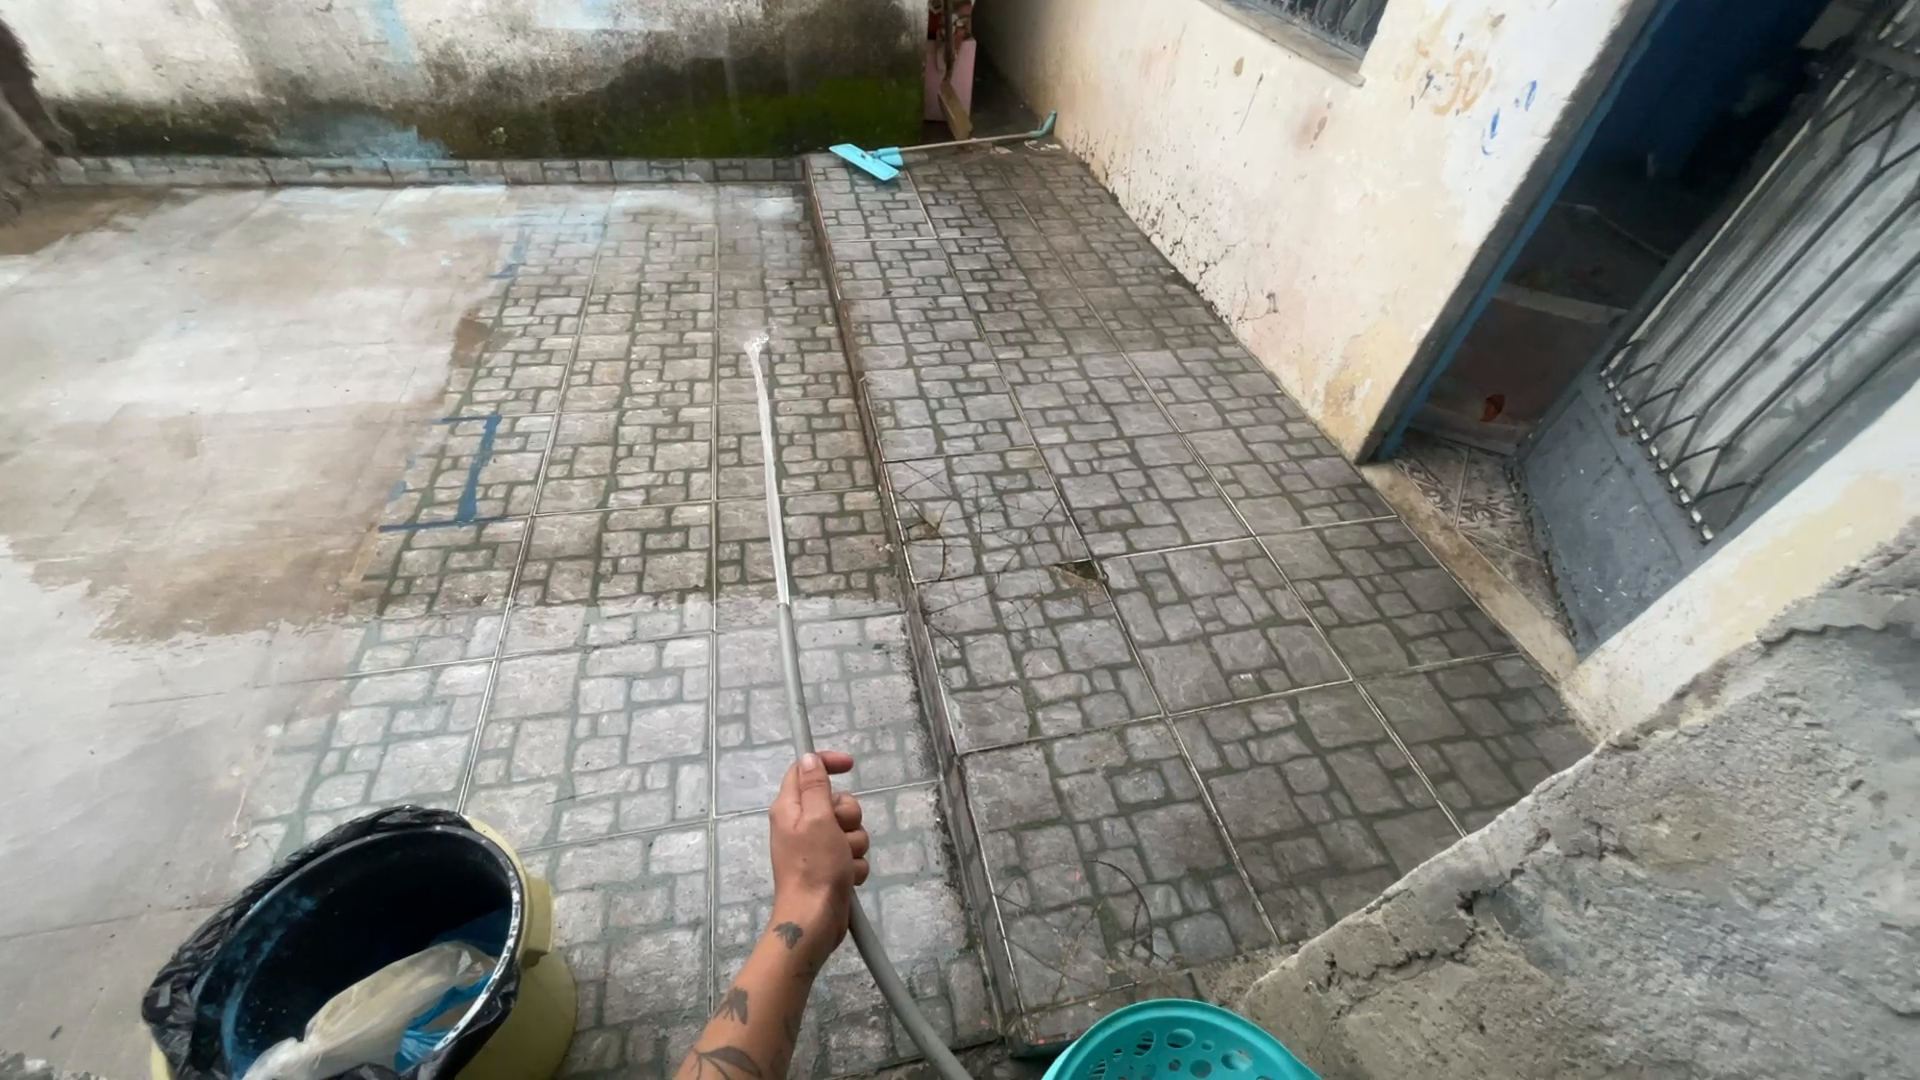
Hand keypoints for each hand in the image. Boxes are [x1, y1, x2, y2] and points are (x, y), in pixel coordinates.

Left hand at [767, 752, 868, 969]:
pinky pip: (853, 853)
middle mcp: (802, 823)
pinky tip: (847, 877)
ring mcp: (816, 847)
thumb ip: (815, 786)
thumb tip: (808, 757)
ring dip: (854, 844)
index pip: (805, 769)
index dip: (827, 763)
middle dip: (848, 816)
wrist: (814, 921)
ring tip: (843, 861)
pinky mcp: (830, 866)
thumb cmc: (814, 867)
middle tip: (839, 833)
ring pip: (850, 828)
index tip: (850, 765)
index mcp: (790, 808)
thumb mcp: (817, 819)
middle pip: (836, 801)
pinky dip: (854, 864)